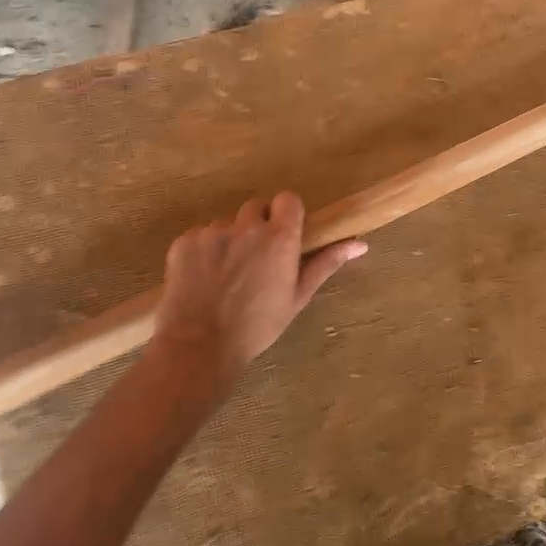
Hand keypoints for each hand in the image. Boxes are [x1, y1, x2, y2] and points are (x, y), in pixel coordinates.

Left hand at [149, 193, 365, 386]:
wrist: (199, 347)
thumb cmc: (258, 326)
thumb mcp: (298, 296)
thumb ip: (326, 263)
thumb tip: (361, 244)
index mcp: (280, 238)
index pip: (288, 199)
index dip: (287, 213)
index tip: (285, 233)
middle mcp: (247, 227)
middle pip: (256, 206)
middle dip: (259, 224)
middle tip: (257, 256)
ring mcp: (212, 232)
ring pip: (226, 223)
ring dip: (231, 238)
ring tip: (227, 272)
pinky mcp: (184, 242)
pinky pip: (200, 235)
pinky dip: (204, 250)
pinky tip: (204, 277)